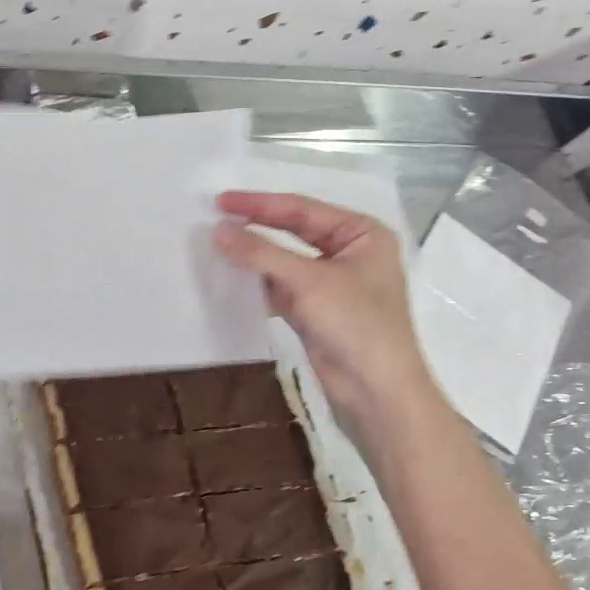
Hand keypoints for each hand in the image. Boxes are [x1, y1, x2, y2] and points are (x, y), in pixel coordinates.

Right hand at [212, 190, 442, 431]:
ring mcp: (331, 283)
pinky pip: (280, 288)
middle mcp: (348, 252)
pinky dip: (257, 284)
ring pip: (283, 261)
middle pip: (293, 232)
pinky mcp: (315, 310)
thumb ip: (262, 253)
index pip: (302, 210)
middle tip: (214, 218)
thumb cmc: (356, 324)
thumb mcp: (308, 282)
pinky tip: (231, 280)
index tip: (219, 201)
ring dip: (253, 257)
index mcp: (361, 233)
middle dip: (255, 227)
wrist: (375, 388)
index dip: (259, 205)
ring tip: (215, 248)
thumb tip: (218, 230)